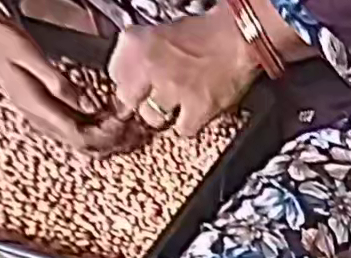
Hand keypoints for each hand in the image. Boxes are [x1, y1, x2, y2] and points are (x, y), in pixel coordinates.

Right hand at [0, 7, 140, 153]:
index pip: (80, 138)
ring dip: (110, 138)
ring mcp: (48, 119)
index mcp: (37, 108)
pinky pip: (82, 130)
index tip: (122, 122)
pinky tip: (113, 119)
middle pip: (88, 146)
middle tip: (132, 127)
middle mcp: (44, 121)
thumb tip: (87, 106)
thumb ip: (57, 82)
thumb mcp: (26, 54)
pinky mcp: (53, 114)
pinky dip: (101, 129)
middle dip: (113, 141)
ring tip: (128, 126)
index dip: (105, 136)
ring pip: (87, 142)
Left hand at [109, 9, 257, 137]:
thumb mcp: (158, 34)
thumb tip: (135, 79)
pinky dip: (187, 126)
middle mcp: (149, 64)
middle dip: (140, 104)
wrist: (235, 41)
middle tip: (153, 104)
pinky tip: (192, 117)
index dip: (126, 85)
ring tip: (175, 109)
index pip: (115, 74)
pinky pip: (183, 129)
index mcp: (135, 42)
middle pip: (129, 100)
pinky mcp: (197, 108)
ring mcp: (173, 88)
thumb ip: (141, 55)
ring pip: (154, 117)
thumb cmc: (203, 35)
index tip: (134, 91)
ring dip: (163, 116)